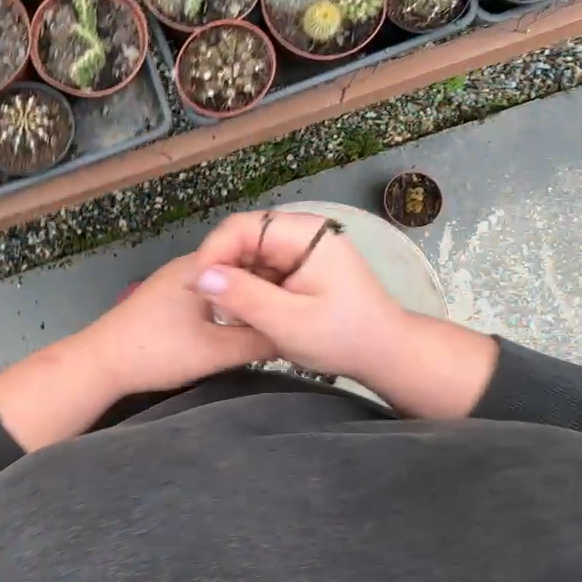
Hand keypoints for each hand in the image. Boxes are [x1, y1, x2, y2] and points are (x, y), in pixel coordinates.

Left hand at [0, 255, 272, 450]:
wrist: (100, 364)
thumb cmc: (156, 351)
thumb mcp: (216, 351)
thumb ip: (258, 341)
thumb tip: (296, 334)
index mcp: (202, 267)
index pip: (255, 254)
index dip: (283, 271)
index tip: (306, 292)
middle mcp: (190, 267)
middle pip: (241, 269)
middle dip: (268, 287)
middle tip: (298, 309)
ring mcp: (177, 282)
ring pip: (227, 285)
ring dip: (248, 300)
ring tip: (278, 319)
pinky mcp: (169, 301)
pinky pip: (212, 297)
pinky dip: (230, 308)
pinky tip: (244, 327)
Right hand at [186, 211, 497, 417]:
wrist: (386, 353)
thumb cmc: (344, 338)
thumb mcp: (289, 323)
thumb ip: (244, 297)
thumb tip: (199, 276)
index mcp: (304, 233)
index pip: (242, 227)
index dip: (212, 253)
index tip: (195, 287)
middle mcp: (300, 231)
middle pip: (241, 238)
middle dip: (220, 268)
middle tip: (207, 305)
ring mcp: (298, 248)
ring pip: (246, 254)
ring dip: (231, 281)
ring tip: (226, 314)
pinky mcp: (296, 265)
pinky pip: (258, 268)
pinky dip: (245, 288)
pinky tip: (243, 313)